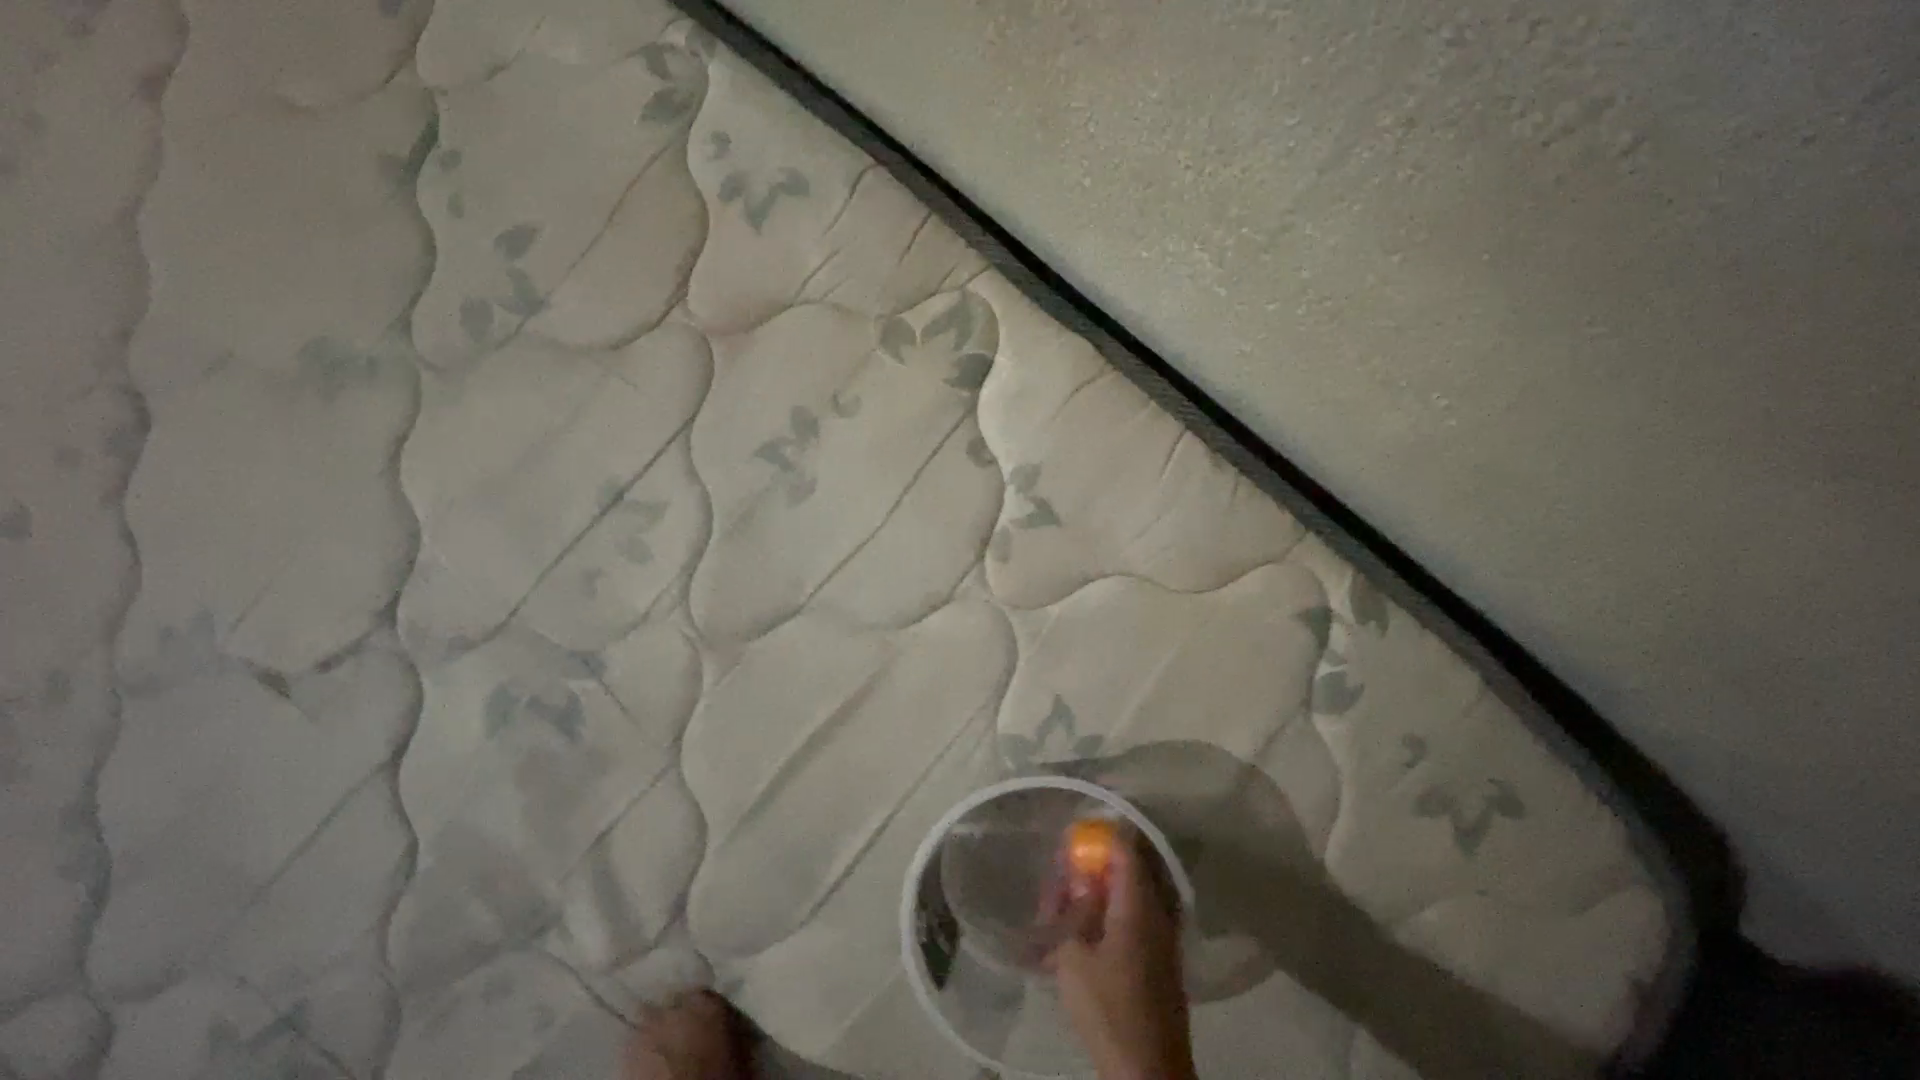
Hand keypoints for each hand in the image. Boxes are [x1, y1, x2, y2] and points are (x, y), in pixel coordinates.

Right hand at [1043, 831, 1196, 1079]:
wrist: (1148, 1068)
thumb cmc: (1107, 1007)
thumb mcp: (1073, 955)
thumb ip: (1074, 910)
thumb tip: (1080, 877)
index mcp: (1139, 905)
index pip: (1126, 850)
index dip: (1101, 836)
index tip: (1076, 832)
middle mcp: (1159, 913)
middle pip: (1131, 871)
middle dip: (1098, 867)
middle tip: (1065, 875)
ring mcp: (1165, 938)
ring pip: (1134, 898)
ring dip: (1104, 894)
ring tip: (1069, 908)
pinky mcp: (1163, 961)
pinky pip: (1139, 921)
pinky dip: (1114, 916)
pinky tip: (1089, 934)